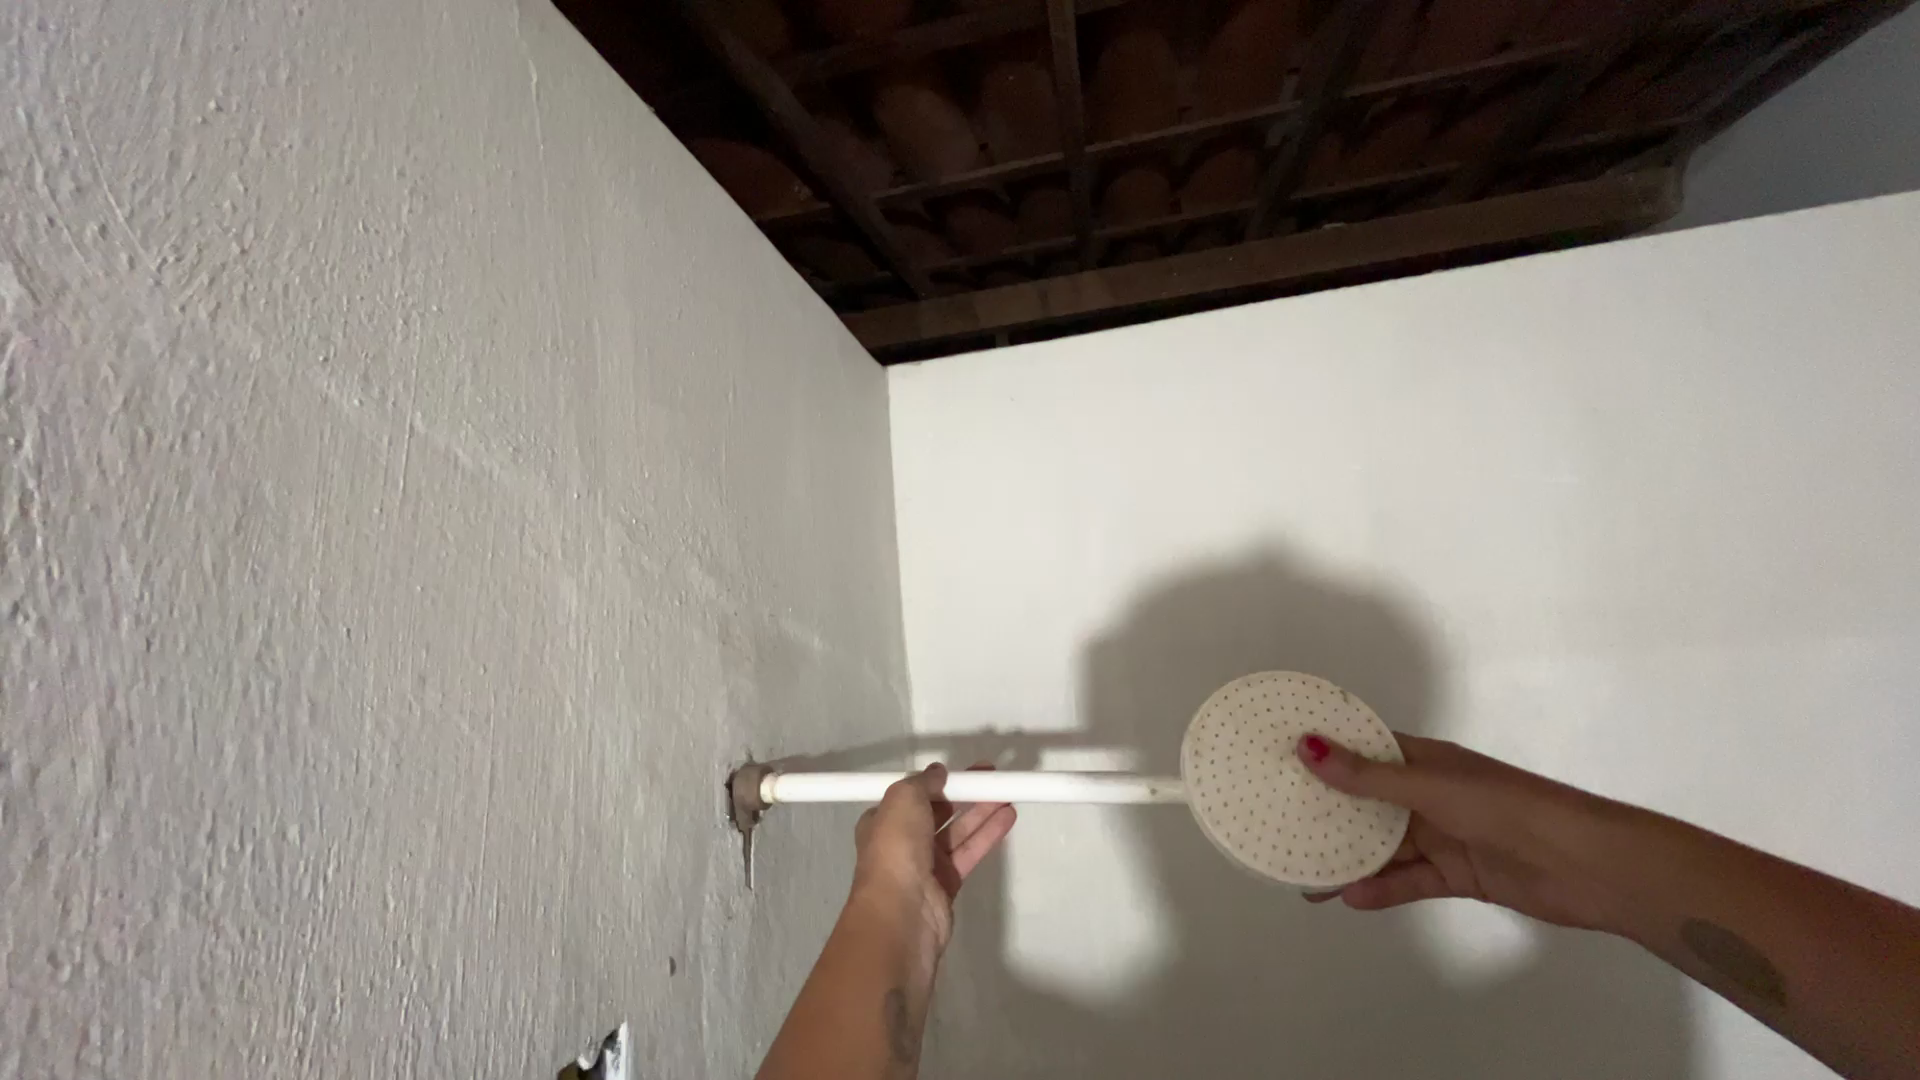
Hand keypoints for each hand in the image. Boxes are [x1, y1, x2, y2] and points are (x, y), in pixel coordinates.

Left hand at [851, 763, 1016, 951]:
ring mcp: (925, 865)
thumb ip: (923, 782)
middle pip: (938, 811)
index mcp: (883, 821)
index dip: (938, 782)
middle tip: (991, 777)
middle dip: (964, 794)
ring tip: (1008, 792)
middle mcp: (902, 842)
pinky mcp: (947, 885)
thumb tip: (937, 772)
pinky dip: (987, 834)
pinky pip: (969, 852)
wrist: (900, 915)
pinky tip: (1007, 817)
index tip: (961, 771)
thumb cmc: (895, 849)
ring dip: (981, 811)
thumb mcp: (902, 800)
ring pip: (957, 831)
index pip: (912, 796)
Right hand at [1295, 733, 1628, 932]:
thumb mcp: (1429, 787)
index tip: (1275, 754)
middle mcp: (1424, 793)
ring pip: (1381, 845)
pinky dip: (1381, 889)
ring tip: (1302, 874)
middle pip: (1363, 800)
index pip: (1360, 747)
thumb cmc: (1503, 807)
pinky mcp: (1455, 874)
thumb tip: (1305, 746)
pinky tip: (1348, 898)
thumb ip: (1366, 776)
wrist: (1588, 867)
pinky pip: (1408, 880)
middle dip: (1324, 811)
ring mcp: (1440, 834)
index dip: (1321, 749)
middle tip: (1276, 822)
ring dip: (1346, 858)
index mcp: (1420, 759)